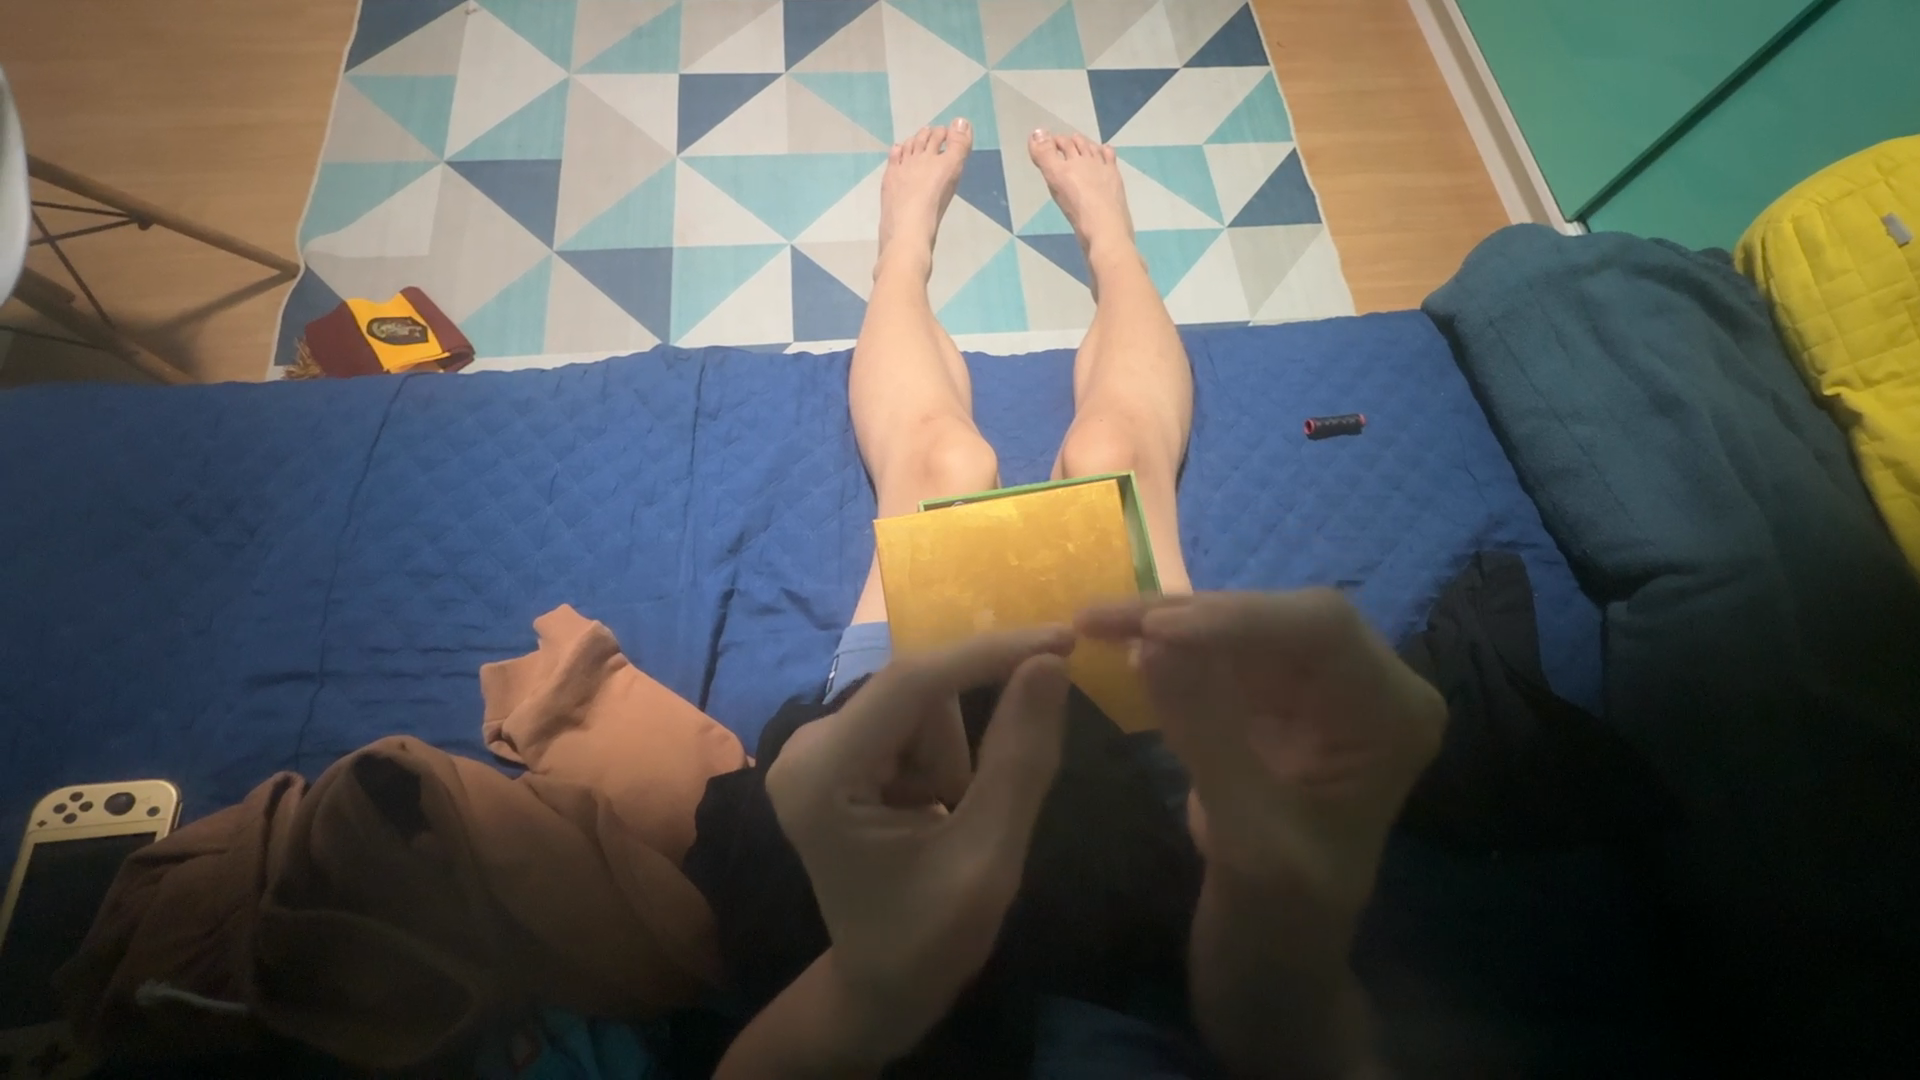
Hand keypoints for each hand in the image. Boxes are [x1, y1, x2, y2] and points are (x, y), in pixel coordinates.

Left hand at [764, 626, 1074, 1065]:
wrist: (879, 985)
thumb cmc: (929, 941)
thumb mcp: (988, 856)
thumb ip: (1019, 757)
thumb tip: (1048, 664)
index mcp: (823, 776)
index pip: (911, 683)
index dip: (988, 655)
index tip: (1062, 640)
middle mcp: (807, 744)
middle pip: (920, 693)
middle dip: (964, 746)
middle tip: (972, 811)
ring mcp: (818, 743)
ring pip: (924, 704)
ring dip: (955, 756)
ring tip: (944, 821)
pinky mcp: (838, 746)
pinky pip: (914, 718)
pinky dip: (942, 758)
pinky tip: (930, 810)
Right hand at [1080, 590, 1443, 910]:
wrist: (1271, 945)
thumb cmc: (1281, 910)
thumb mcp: (1247, 833)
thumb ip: (1205, 733)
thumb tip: (1148, 643)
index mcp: (1391, 715)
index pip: (1321, 631)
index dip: (1237, 619)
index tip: (1156, 632)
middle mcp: (1358, 683)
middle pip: (1272, 616)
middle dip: (1188, 615)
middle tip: (1102, 620)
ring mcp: (1308, 685)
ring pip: (1233, 625)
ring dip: (1163, 622)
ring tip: (1095, 623)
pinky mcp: (1264, 693)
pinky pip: (1211, 649)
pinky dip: (1162, 646)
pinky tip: (1120, 643)